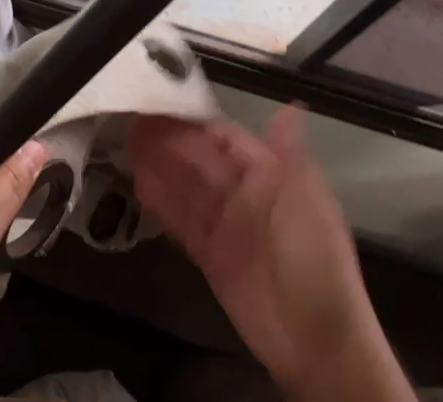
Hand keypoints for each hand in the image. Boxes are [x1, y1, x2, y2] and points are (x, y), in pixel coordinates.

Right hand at [129, 107, 410, 400]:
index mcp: (270, 177)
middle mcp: (244, 197)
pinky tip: (138, 187)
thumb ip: (289, 152)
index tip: (161, 106)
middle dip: (168, 142)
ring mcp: (225, 227)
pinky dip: (161, 205)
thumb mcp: (308, 199)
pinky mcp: (209, 256)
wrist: (316, 338)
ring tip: (125, 147)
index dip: (195, 124)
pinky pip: (181, 224)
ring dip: (158, 168)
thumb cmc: (315, 258)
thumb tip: (291, 105)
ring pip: (186, 189)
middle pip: (200, 162)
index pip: (226, 140)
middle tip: (131, 123)